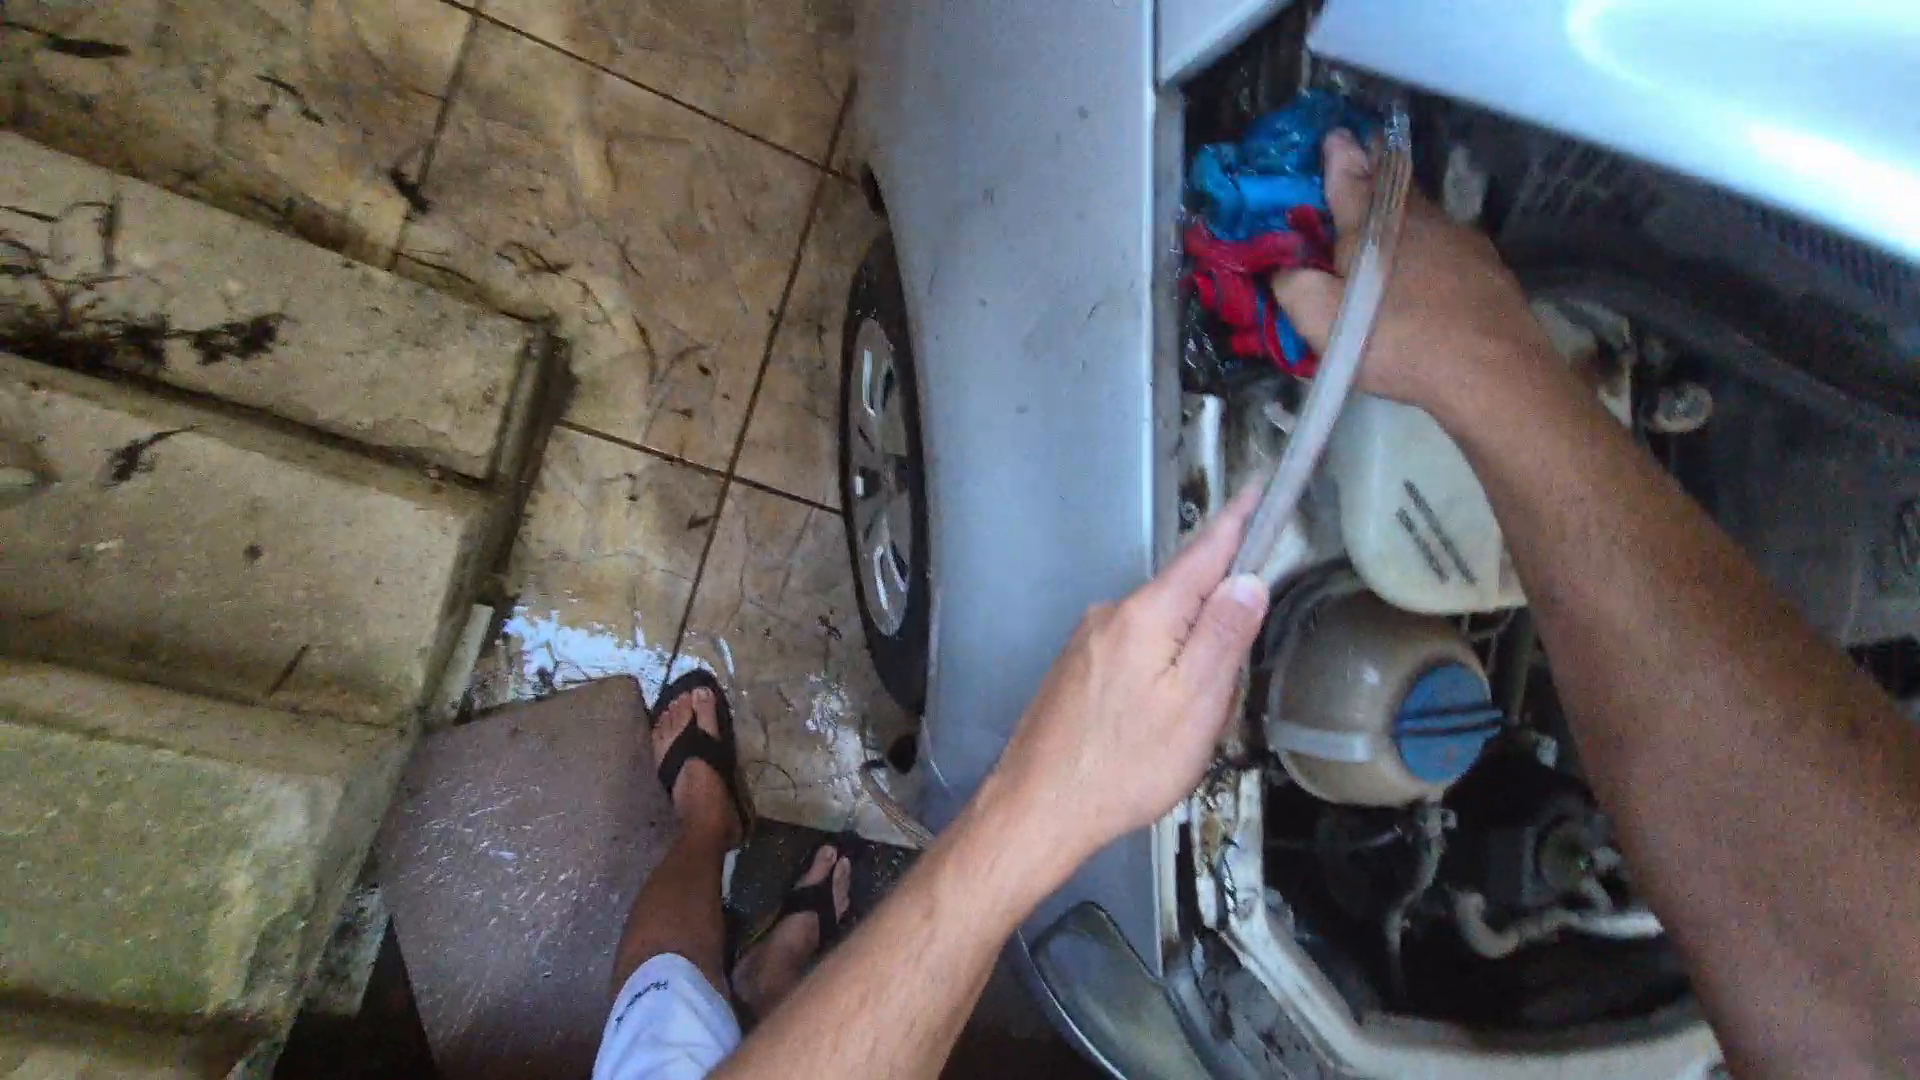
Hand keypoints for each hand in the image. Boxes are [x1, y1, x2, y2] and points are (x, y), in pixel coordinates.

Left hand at [984, 486, 1270, 866]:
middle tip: (1221, 701)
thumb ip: (1222, 637)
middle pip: (1182, 598)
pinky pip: (1132, 655)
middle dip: (1215, 631)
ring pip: (1159, 633)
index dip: (1235, 524)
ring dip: (1185, 667)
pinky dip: (1156, 679)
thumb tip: (1247, 578)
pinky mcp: (1076, 668)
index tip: (1256, 491)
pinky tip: (1149, 728)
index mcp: (1144, 615)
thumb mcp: (1193, 703)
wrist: (1038, 805)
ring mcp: (1087, 641)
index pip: (1201, 553)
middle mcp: (1110, 615)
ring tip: (1180, 731)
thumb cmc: (1124, 764)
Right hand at [1271, 130, 1555, 421]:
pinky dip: (1423, 237)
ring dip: (1398, 204)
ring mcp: (1457, 238)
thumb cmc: (1395, 340)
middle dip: (1372, 169)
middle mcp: (1417, 220)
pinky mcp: (1481, 265)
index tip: (1335, 135)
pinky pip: (1441, 239)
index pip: (1349, 180)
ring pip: (1418, 211)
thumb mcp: (1321, 321)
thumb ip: (1292, 287)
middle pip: (1391, 185)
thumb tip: (1282, 267)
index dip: (1338, 158)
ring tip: (1383, 207)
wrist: (1487, 366)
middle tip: (1361, 156)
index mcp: (1372, 228)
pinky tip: (1420, 258)